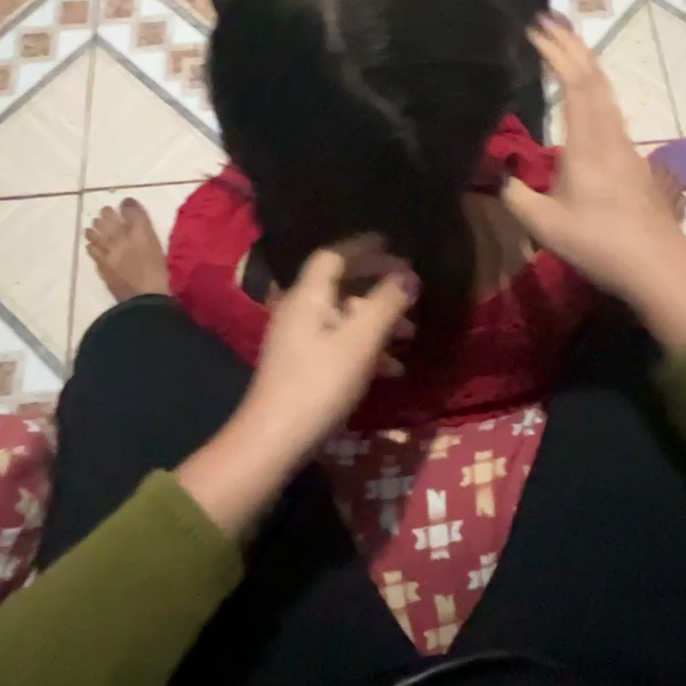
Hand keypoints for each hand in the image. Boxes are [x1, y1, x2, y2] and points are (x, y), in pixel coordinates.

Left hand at [244, 248, 417, 451]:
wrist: (275, 439)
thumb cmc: (320, 383)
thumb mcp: (361, 341)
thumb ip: (386, 304)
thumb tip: (408, 275)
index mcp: (308, 295)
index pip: (334, 256)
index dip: (363, 247)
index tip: (392, 245)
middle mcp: (299, 309)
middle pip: (340, 285)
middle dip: (377, 287)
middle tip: (410, 290)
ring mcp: (298, 339)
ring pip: (343, 316)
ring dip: (376, 320)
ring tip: (410, 334)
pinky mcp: (302, 365)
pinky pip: (338, 342)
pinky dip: (365, 347)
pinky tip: (391, 369)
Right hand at [503, 15, 685, 350]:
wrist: (658, 266)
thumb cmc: (599, 242)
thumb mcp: (544, 224)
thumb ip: (514, 194)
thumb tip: (492, 172)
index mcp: (588, 143)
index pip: (575, 82)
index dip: (557, 51)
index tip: (534, 28)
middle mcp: (609, 134)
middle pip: (595, 77)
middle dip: (571, 44)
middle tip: (546, 19)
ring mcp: (624, 146)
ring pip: (605, 92)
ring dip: (584, 63)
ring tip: (562, 46)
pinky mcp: (631, 160)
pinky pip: (609, 108)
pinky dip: (592, 86)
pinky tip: (583, 94)